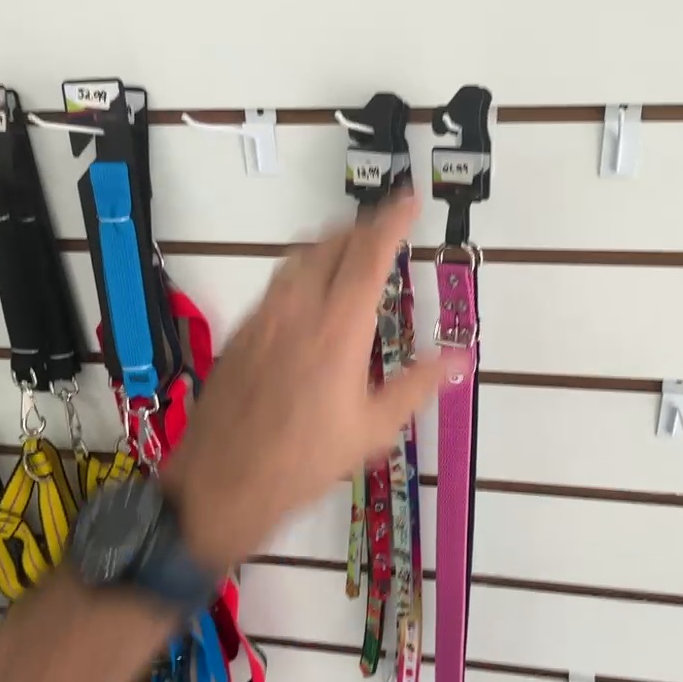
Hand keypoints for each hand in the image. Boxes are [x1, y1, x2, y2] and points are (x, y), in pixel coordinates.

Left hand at [163, 188, 452, 570]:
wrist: (221, 482)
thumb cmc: (304, 461)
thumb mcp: (372, 430)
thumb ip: (417, 385)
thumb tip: (461, 358)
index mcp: (337, 329)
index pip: (368, 256)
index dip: (391, 221)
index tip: (408, 199)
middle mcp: (297, 311)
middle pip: (329, 244)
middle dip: (360, 226)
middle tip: (384, 226)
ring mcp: (263, 318)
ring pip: (297, 258)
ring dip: (328, 242)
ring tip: (349, 248)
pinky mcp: (241, 333)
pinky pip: (275, 283)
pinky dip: (300, 269)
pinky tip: (307, 292)